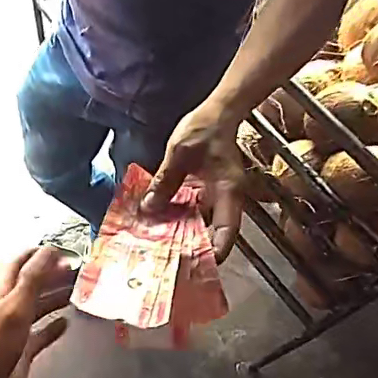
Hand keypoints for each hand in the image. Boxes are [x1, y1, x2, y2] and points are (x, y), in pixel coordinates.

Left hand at [0, 246, 76, 377]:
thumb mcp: (13, 306)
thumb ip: (32, 278)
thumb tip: (49, 250)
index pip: (20, 263)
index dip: (41, 255)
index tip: (64, 251)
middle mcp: (5, 306)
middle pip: (32, 284)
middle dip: (53, 276)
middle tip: (79, 271)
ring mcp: (13, 329)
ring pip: (37, 307)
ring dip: (56, 298)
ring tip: (79, 291)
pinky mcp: (21, 350)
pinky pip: (40, 334)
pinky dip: (53, 327)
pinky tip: (66, 323)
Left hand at [142, 103, 246, 261]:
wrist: (217, 112)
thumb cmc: (204, 128)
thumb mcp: (179, 153)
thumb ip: (166, 180)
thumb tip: (149, 208)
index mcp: (228, 191)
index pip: (228, 231)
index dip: (216, 251)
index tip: (198, 266)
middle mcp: (226, 199)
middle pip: (215, 235)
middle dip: (196, 251)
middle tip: (172, 265)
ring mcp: (217, 197)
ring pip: (204, 226)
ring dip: (186, 238)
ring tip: (163, 252)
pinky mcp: (206, 193)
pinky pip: (194, 214)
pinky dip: (181, 222)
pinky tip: (161, 228)